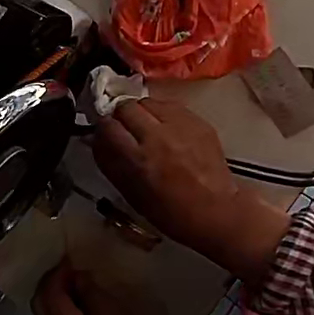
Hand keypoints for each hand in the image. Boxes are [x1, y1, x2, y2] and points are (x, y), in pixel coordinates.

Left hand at [32, 260, 158, 314]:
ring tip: (75, 274)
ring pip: (43, 308)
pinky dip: (61, 299)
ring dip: (54, 288)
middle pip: (39, 300)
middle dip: (50, 278)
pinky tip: (80, 292)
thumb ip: (96, 300)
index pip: (50, 295)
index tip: (72, 258)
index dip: (57, 273)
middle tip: (70, 263)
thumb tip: (80, 277)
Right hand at [92, 100, 289, 281]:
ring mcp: (181, 125)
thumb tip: (96, 140)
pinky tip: (166, 129)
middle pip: (125, 106)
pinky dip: (162, 114)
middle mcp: (158, 136)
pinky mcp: (198, 121)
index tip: (105, 135)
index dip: (102, 129)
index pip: (107, 126)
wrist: (217, 211)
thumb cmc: (170, 212)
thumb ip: (110, 162)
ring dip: (141, 112)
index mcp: (138, 159)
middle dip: (120, 116)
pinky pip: (170, 106)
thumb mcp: (130, 193)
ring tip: (146, 128)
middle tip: (124, 130)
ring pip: (147, 101)